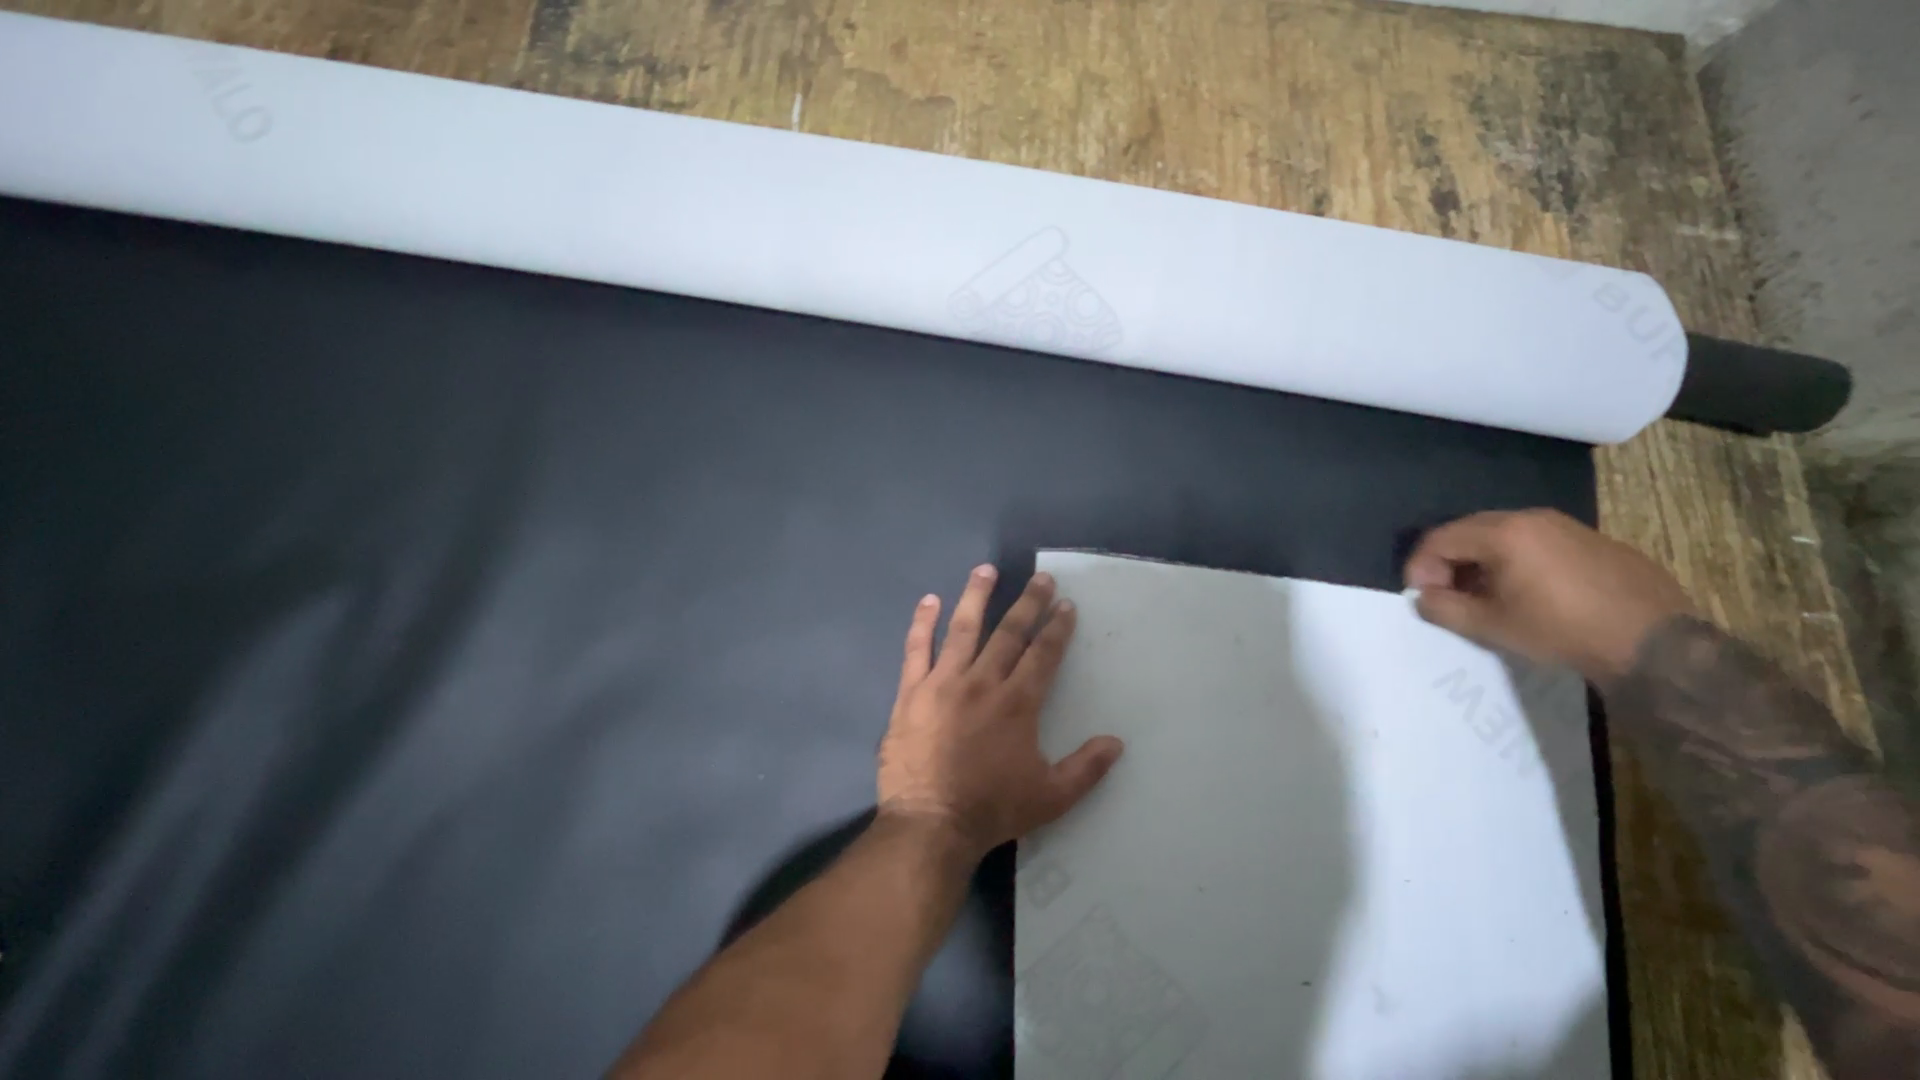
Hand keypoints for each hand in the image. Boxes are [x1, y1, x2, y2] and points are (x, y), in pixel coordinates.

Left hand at [878, 565, 1124, 861]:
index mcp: (1017, 702)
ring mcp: (943, 683)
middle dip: (1027, 603)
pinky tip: (929, 601)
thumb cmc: (993, 808)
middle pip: (1008, 633)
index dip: (1057, 627)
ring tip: (986, 570)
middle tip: (1039, 577)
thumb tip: (1117, 742)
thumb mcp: (1052, 796)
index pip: (1043, 653)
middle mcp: (982, 682)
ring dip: (976, 597)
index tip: (1065, 604)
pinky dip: (922, 624)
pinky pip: (916, 650)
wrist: (931, 823)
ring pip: (962, 629)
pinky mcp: (911, 694)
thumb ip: (1086, 768)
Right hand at [1404, 509, 1695, 683]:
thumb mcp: (1492, 626)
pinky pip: (1536, 542)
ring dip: (1481, 562)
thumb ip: (1444, 608)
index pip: (1439, 539)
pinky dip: (1515, 562)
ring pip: (1503, 535)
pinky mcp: (1592, 540)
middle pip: (1468, 531)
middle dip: (1448, 563)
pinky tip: (1528, 594)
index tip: (1423, 598)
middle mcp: (1532, 517)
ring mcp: (1566, 525)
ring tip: (1485, 598)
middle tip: (1447, 598)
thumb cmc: (1563, 631)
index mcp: (1503, 532)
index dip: (1420, 568)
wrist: (1653, 643)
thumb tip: (1422, 597)